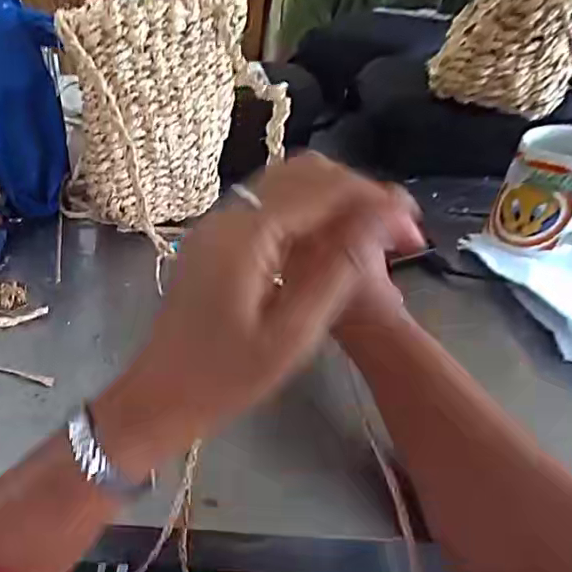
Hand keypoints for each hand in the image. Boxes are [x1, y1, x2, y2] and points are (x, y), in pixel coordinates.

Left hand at [91, 155, 421, 475]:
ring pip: (285, 188)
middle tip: (396, 231)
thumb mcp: (291, 336)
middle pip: (303, 174)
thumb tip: (380, 219)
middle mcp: (227, 218)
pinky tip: (328, 247)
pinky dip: (305, 217)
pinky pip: (267, 212)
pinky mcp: (213, 244)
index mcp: (246, 236)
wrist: (159, 397)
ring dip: (332, 201)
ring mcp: (215, 228)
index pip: (323, 189)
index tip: (412, 224)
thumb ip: (336, 272)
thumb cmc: (224, 380)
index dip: (374, 198)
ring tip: (371, 238)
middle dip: (356, 192)